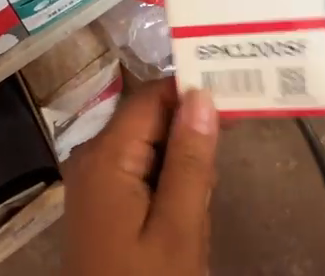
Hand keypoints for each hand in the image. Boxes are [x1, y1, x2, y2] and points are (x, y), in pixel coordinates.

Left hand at [61, 81, 217, 275]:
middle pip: (147, 121)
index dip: (189, 92)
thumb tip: (202, 95)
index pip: (149, 98)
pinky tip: (184, 218)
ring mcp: (93, 182)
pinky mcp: (100, 205)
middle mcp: (91, 157)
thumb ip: (191, 162)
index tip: (233, 96)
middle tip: (219, 172)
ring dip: (180, 167)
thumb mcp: (178, 231)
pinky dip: (165, 186)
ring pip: (146, 149)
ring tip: (198, 210)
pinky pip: (138, 174)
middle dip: (187, 136)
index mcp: (105, 155)